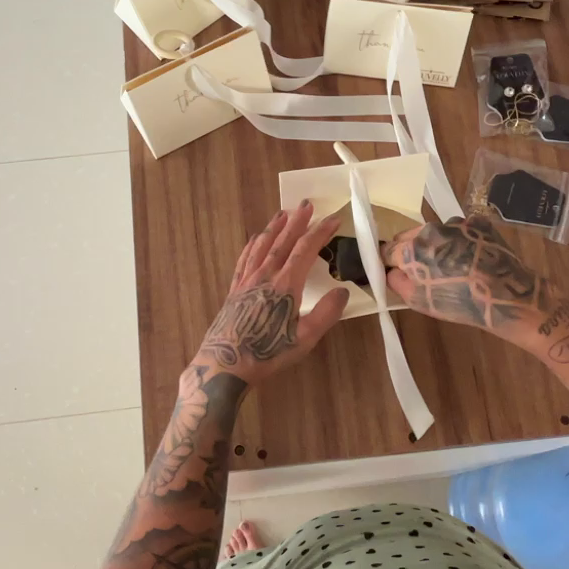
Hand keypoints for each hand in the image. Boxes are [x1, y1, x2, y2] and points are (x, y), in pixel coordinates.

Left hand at [194, 201, 349, 385]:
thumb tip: (343, 291)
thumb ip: (326, 314)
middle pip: (282, 241)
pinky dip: (252, 245)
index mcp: (286, 285)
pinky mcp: (234, 289)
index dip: (320, 232)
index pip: (306, 250)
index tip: (333, 219)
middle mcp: (265, 276)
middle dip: (297, 221)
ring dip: (274, 228)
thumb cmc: (268, 353)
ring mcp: (246, 281)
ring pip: (261, 246)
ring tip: (282, 213)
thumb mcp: (305, 339)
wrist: (225, 364)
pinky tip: (255, 240)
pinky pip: (244, 259)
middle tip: (306, 204)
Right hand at [382, 214, 549, 339]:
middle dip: (410, 251)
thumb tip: (391, 271)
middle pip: (409, 236)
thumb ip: (397, 282)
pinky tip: (469, 257)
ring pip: (434, 231)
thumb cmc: (459, 303)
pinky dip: (458, 240)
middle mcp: (432, 228)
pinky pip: (459, 229)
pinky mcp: (478, 222)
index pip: (388, 249)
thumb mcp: (419, 301)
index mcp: (413, 248)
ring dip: (435, 244)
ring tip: (450, 265)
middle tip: (423, 271)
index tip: (395, 271)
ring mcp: (457, 222)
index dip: (389, 262)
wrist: (507, 297)